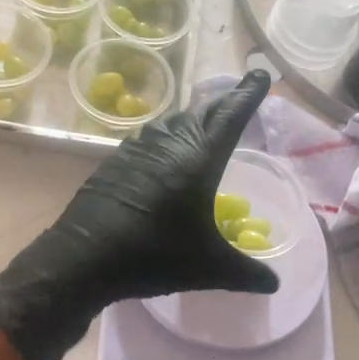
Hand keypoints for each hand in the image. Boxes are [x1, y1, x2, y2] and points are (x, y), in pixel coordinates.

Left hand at [0, 72, 280, 359]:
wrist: (83, 258)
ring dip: (193, 119)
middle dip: (224, 103)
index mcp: (199, 160)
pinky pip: (150, 140)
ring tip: (205, 122)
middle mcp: (170, 145)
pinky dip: (167, 138)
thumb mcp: (209, 269)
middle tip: (238, 97)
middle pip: (202, 113)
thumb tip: (275, 284)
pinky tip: (165, 152)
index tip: (260, 74)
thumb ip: (246, 273)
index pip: (231, 117)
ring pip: (173, 124)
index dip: (248, 94)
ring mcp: (138, 150)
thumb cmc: (155, 257)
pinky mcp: (115, 162)